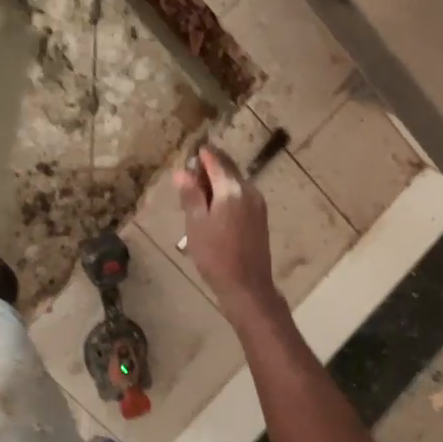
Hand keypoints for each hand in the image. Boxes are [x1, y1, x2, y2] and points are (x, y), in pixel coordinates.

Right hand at [176, 145, 280, 324]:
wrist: (248, 287)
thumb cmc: (216, 255)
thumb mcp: (196, 224)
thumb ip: (191, 195)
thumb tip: (182, 172)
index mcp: (232, 189)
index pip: (216, 160)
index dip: (202, 154)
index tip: (188, 154)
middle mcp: (249, 190)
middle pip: (228, 169)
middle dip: (209, 167)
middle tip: (189, 176)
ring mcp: (257, 204)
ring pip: (235, 182)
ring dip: (218, 181)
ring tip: (197, 194)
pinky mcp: (260, 217)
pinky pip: (241, 194)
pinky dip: (226, 193)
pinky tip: (214, 207)